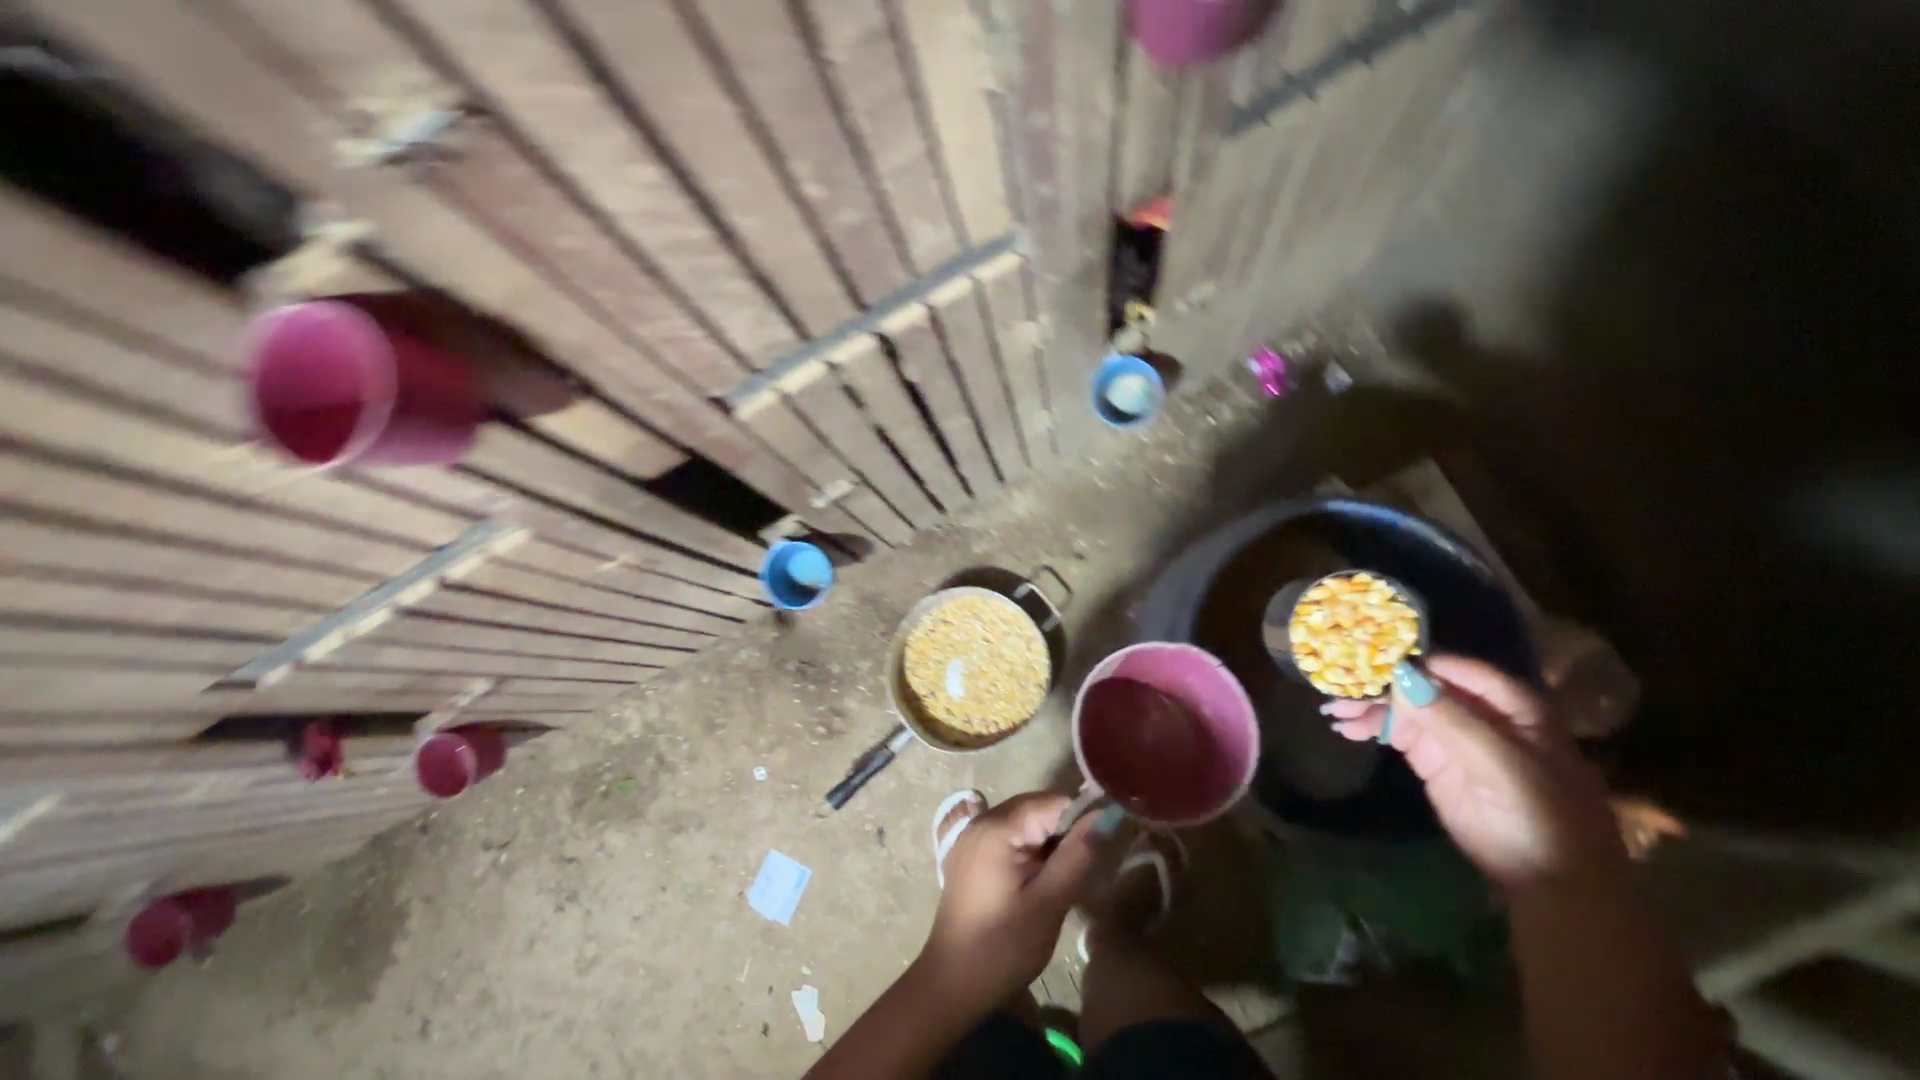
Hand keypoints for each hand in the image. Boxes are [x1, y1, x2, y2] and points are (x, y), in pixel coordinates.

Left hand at [916, 792, 1108, 1010]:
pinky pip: (1011, 837)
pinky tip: (1037, 882)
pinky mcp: (971, 854)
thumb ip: (1079, 854)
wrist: (953, 983)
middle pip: (1039, 808)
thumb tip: (1108, 814)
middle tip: (1078, 874)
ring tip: (1059, 881)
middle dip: (1065, 833)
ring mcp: (972, 836)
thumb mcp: (1050, 901)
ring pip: (1027, 823)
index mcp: (998, 826)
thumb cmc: (1003, 946)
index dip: (1083, 822)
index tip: (1098, 855)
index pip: (1055, 801)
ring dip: (1050, 844)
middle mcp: (982, 820)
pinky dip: (1031, 851)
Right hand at [1328, 655, 1628, 893]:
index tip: (1363, 662)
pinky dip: (1374, 728)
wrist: (1553, 882)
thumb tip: (1398, 675)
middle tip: (1338, 690)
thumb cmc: (1541, 815)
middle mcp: (1480, 710)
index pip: (1450, 668)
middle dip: (1380, 686)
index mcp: (1510, 701)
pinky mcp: (1437, 763)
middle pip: (1422, 685)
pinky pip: (1400, 734)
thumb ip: (1450, 719)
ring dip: (1370, 708)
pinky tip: (1348, 728)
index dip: (1409, 662)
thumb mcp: (1499, 763)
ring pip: (1406, 709)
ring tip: (1335, 713)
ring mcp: (1457, 737)